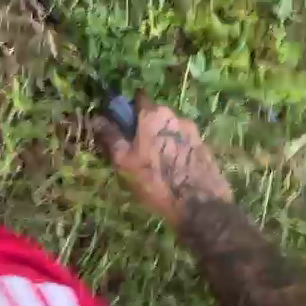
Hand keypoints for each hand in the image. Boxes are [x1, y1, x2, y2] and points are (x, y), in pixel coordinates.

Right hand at [94, 100, 233, 230]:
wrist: (201, 207)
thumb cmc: (156, 181)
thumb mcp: (124, 161)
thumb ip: (111, 136)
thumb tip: (98, 118)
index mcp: (153, 115)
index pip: (138, 98)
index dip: (128, 109)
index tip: (123, 125)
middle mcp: (175, 116)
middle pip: (155, 114)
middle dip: (146, 126)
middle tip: (138, 148)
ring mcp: (194, 132)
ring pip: (171, 129)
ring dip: (163, 139)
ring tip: (158, 163)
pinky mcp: (206, 148)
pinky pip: (185, 143)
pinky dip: (178, 150)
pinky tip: (174, 170)